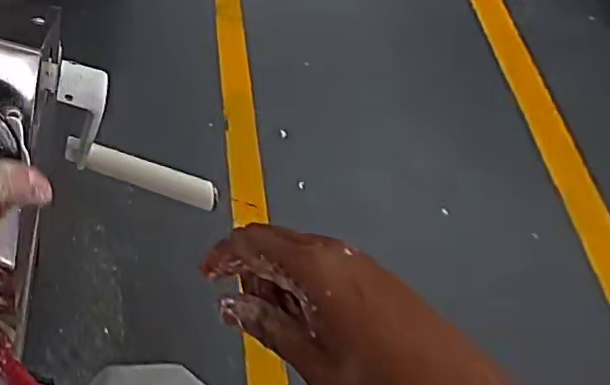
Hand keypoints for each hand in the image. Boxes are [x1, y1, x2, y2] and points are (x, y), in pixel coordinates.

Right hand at [202, 224, 511, 384]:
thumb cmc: (399, 381)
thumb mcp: (316, 363)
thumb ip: (268, 328)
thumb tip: (236, 309)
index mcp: (313, 264)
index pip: (248, 239)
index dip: (221, 254)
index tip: (210, 271)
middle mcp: (335, 251)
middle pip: (271, 239)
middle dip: (250, 268)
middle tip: (242, 305)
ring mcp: (360, 260)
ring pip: (297, 252)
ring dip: (279, 278)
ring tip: (282, 323)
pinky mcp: (379, 275)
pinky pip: (326, 264)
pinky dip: (307, 283)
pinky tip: (314, 321)